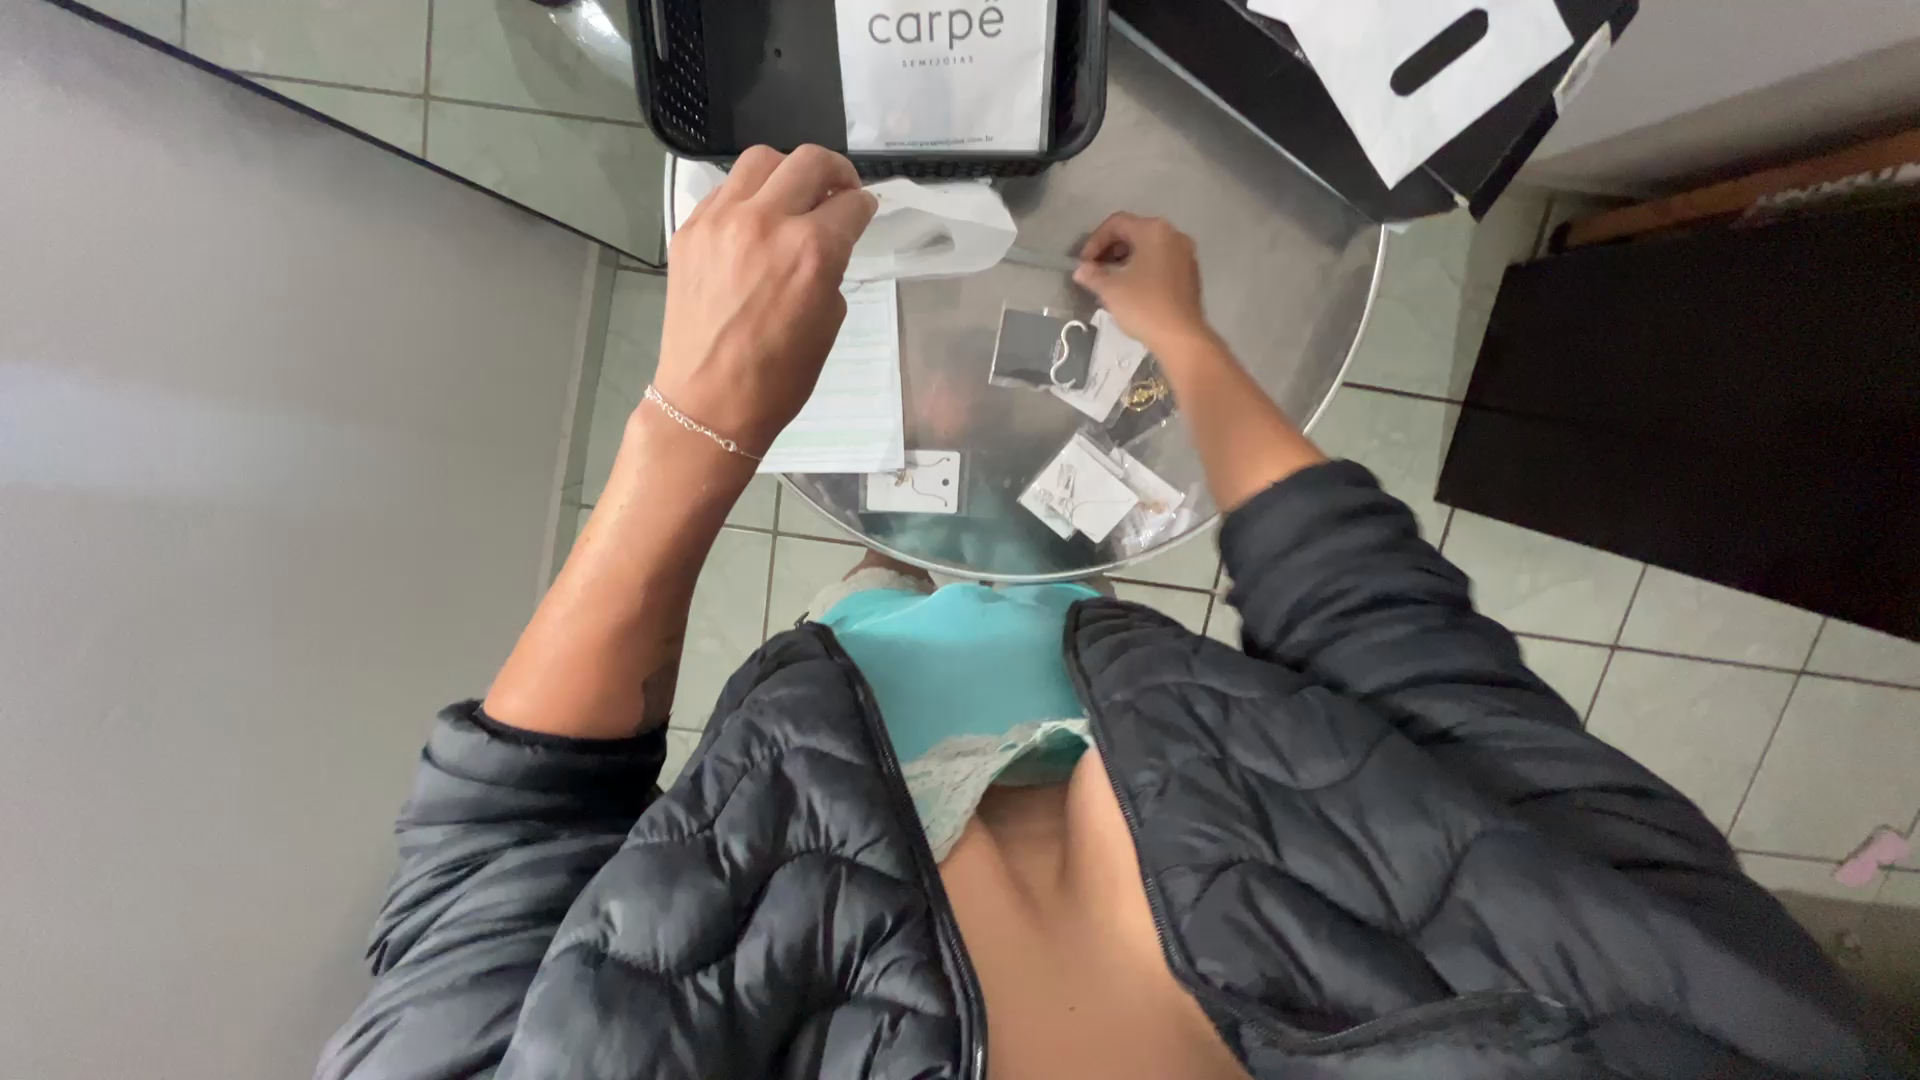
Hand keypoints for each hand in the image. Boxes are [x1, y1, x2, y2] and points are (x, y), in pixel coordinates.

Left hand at [652, 145, 878, 453]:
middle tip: (841, 191)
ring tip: (795, 197)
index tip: (864, 210)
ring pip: (763, 161)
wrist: (710, 401)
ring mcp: (722, 220)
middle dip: (836, 173)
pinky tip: (757, 222)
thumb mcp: (828, 323)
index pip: (850, 205)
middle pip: (810, 162)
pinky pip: (727, 190)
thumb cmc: (780, 378)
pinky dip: (751, 196)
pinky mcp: (691, 229)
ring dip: (789, 172)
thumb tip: (829, 244)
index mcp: (812, 252)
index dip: (865, 206)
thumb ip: (832, 271)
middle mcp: (768, 222)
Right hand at [1073, 213, 1212, 355]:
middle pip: (1134, 232)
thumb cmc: (1144, 307)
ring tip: (1110, 282)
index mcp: (1154, 230)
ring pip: (1148, 248)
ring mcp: (1185, 254)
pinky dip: (1143, 269)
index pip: (1116, 223)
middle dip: (1110, 250)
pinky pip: (1161, 262)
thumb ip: (1092, 275)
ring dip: (1125, 261)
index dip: (1094, 241)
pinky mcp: (1190, 273)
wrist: (1180, 336)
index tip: (1083, 264)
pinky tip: (1132, 290)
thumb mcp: (1111, 290)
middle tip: (1094, 272)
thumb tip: (1081, 270)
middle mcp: (1173, 234)